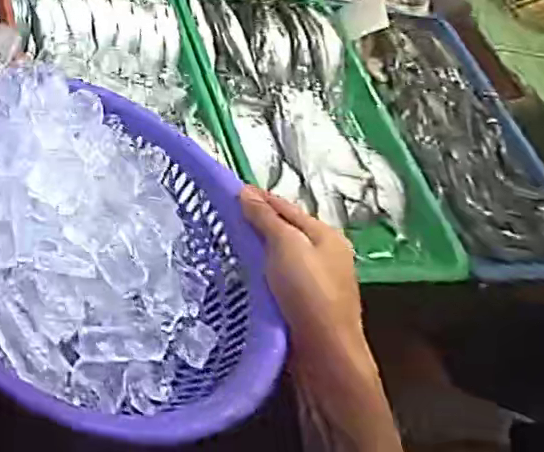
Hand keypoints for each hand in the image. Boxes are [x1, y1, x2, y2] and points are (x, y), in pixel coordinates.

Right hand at [241, 186, 399, 450]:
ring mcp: (313, 277)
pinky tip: (237, 265)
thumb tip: (245, 191)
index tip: (220, 190)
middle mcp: (324, 253)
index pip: (282, 203)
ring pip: (274, 248)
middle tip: (217, 214)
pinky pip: (272, 269)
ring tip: (221, 237)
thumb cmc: (308, 292)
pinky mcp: (300, 297)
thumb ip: (265, 216)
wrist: (324, 353)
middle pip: (279, 226)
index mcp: (326, 235)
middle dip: (250, 219)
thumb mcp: (285, 244)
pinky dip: (254, 263)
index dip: (252, 196)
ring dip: (251, 242)